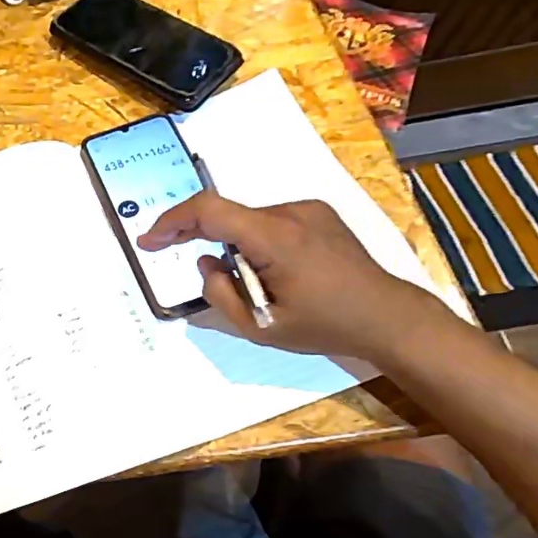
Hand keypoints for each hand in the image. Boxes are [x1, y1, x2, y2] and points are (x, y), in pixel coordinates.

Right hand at [138, 193, 453, 361]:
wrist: (387, 316)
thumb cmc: (324, 326)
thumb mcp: (260, 328)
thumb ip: (220, 294)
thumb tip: (205, 261)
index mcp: (276, 239)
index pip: (210, 211)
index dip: (172, 221)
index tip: (150, 240)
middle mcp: (291, 213)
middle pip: (227, 214)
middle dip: (199, 234)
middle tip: (180, 255)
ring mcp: (308, 209)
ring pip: (248, 219)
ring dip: (233, 242)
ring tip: (251, 281)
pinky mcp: (318, 213)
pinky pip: (270, 221)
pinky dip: (256, 240)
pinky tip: (272, 269)